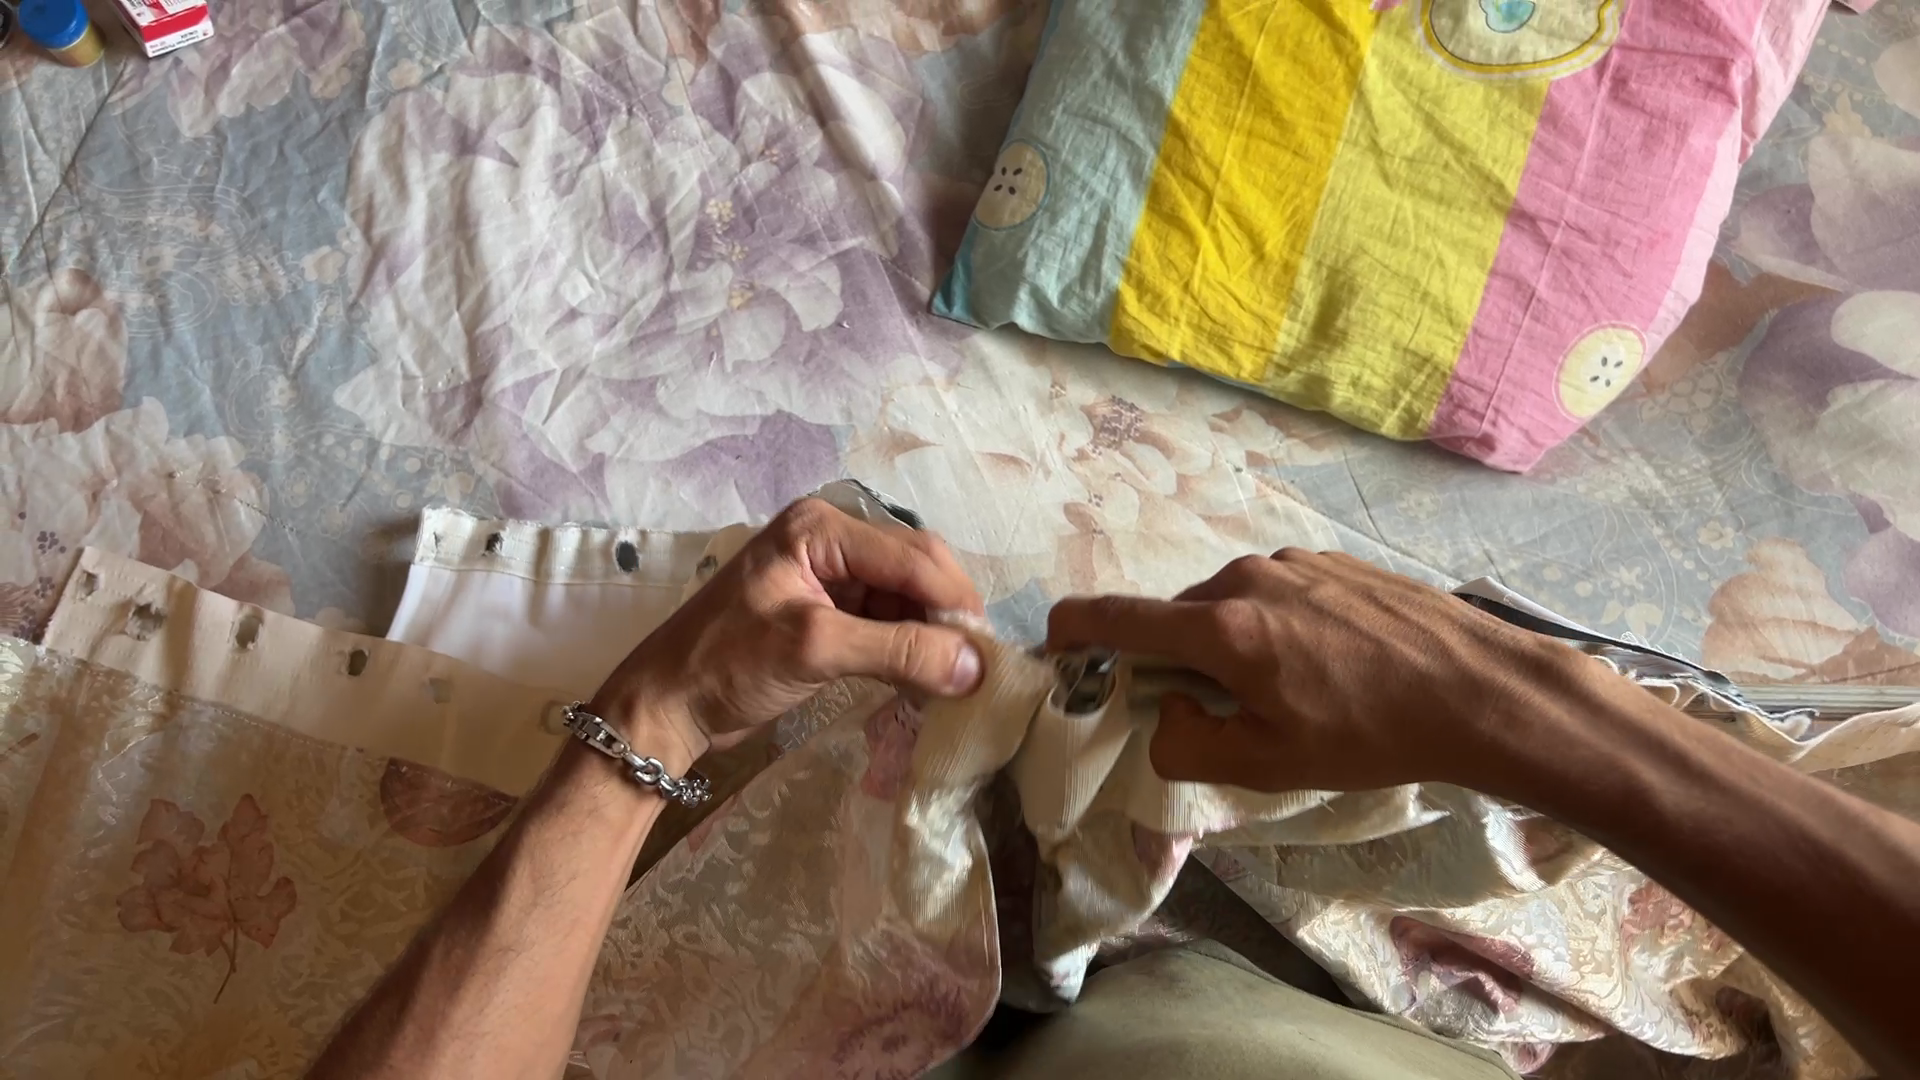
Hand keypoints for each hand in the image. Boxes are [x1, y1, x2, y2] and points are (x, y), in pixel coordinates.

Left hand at [589, 498, 986, 769]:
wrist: (666, 706)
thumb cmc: (727, 665)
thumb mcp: (813, 649)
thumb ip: (897, 651)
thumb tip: (975, 666)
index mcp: (822, 527)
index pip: (911, 555)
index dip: (954, 601)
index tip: (987, 651)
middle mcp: (833, 539)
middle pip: (916, 568)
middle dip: (947, 614)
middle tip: (977, 665)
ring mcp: (833, 575)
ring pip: (907, 596)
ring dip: (933, 634)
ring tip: (958, 677)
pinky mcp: (832, 609)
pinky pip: (889, 619)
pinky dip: (911, 647)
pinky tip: (926, 677)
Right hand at [1046, 550, 1581, 792]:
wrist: (1485, 690)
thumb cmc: (1371, 734)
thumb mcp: (1271, 764)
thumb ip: (1189, 745)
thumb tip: (1168, 717)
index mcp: (1220, 628)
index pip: (1117, 616)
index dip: (1073, 627)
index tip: (1058, 644)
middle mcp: (1243, 578)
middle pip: (1175, 617)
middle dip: (1175, 658)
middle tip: (1220, 704)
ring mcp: (1287, 562)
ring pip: (1223, 603)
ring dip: (1227, 642)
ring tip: (1287, 682)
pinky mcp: (1326, 558)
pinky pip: (1268, 590)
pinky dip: (1269, 622)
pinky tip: (1325, 655)